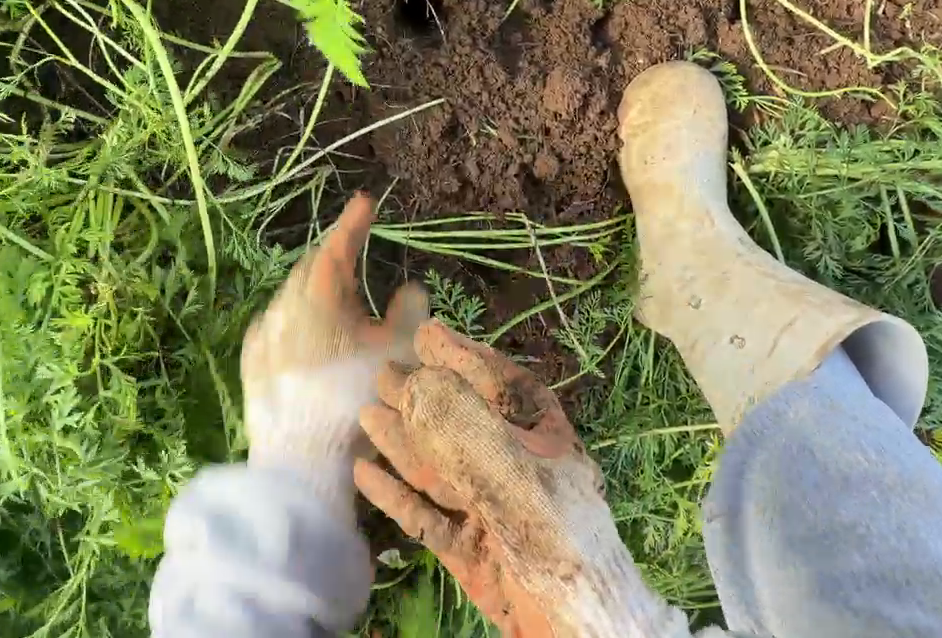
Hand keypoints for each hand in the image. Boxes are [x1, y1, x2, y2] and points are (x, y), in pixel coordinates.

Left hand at [242, 192, 427, 515]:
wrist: (303, 462)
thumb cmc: (358, 399)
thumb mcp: (400, 352)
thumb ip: (409, 312)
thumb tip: (408, 288)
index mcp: (322, 292)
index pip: (340, 243)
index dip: (355, 221)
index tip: (366, 201)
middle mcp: (286, 303)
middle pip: (314, 268)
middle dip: (335, 255)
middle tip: (355, 250)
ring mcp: (264, 332)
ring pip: (293, 297)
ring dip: (316, 290)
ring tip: (338, 299)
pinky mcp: (252, 362)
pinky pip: (277, 326)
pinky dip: (296, 320)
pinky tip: (308, 335)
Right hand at [353, 323, 689, 637]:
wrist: (576, 628)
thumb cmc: (561, 539)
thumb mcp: (517, 475)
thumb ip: (467, 429)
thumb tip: (416, 381)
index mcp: (542, 437)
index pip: (499, 383)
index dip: (463, 356)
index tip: (426, 333)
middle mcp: (512, 465)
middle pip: (459, 421)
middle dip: (422, 396)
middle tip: (382, 373)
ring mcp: (487, 507)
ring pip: (435, 466)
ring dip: (400, 440)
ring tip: (366, 414)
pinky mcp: (467, 548)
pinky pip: (424, 514)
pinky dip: (395, 494)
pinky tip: (365, 474)